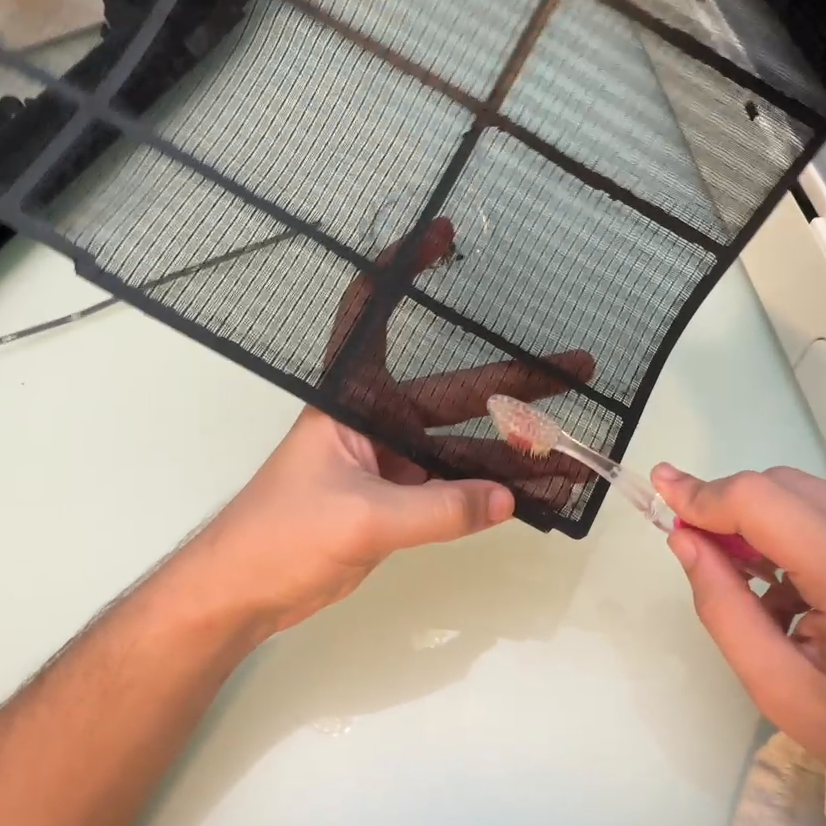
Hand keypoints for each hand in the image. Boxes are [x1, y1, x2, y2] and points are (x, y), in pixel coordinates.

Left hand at [199, 217, 593, 634]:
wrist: (245, 590)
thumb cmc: (280, 536)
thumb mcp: (359, 518)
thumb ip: (437, 511)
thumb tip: (506, 501)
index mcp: (352, 400)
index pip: (371, 313)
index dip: (402, 268)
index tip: (443, 234)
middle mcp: (376, 420)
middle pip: (457, 393)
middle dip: (519, 384)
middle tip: (580, 368)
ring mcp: (392, 462)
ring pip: (466, 451)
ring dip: (517, 458)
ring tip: (578, 462)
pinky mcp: (399, 501)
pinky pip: (457, 490)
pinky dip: (494, 496)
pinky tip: (540, 498)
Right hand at [651, 464, 825, 825]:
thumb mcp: (783, 694)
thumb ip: (724, 610)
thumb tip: (685, 541)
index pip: (760, 499)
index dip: (701, 493)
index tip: (659, 491)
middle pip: (785, 485)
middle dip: (730, 507)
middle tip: (698, 553)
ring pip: (813, 496)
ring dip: (766, 523)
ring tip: (755, 590)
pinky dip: (803, 536)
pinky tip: (802, 594)